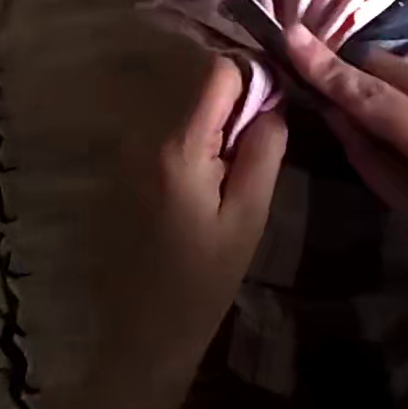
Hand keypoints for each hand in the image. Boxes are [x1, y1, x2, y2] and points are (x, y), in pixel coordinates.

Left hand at [97, 53, 286, 372]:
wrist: (144, 335)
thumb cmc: (203, 279)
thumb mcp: (249, 215)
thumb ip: (264, 150)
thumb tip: (274, 103)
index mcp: (180, 146)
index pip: (218, 73)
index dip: (254, 79)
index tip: (276, 106)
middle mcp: (149, 138)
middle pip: (202, 88)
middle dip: (240, 104)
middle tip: (263, 142)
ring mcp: (134, 154)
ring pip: (190, 110)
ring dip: (222, 124)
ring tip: (241, 165)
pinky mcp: (131, 171)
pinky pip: (175, 134)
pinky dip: (202, 141)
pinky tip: (214, 181)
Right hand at [283, 25, 407, 274]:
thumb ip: (369, 157)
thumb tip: (333, 113)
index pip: (373, 99)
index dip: (328, 69)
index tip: (291, 37)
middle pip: (381, 69)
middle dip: (348, 77)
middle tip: (326, 101)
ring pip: (397, 69)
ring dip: (375, 89)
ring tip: (386, 132)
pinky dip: (399, 93)